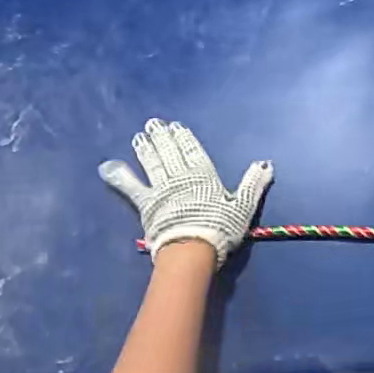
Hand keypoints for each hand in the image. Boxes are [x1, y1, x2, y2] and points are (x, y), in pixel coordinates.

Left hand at [100, 119, 272, 267]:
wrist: (192, 248)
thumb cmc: (220, 230)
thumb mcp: (243, 207)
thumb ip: (253, 184)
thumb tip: (266, 163)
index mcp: (204, 175)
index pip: (193, 150)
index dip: (184, 137)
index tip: (176, 127)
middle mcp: (180, 176)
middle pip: (169, 152)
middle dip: (161, 137)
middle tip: (153, 124)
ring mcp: (160, 188)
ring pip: (151, 162)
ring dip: (145, 148)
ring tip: (139, 136)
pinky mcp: (145, 203)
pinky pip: (129, 186)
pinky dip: (119, 175)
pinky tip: (107, 166)